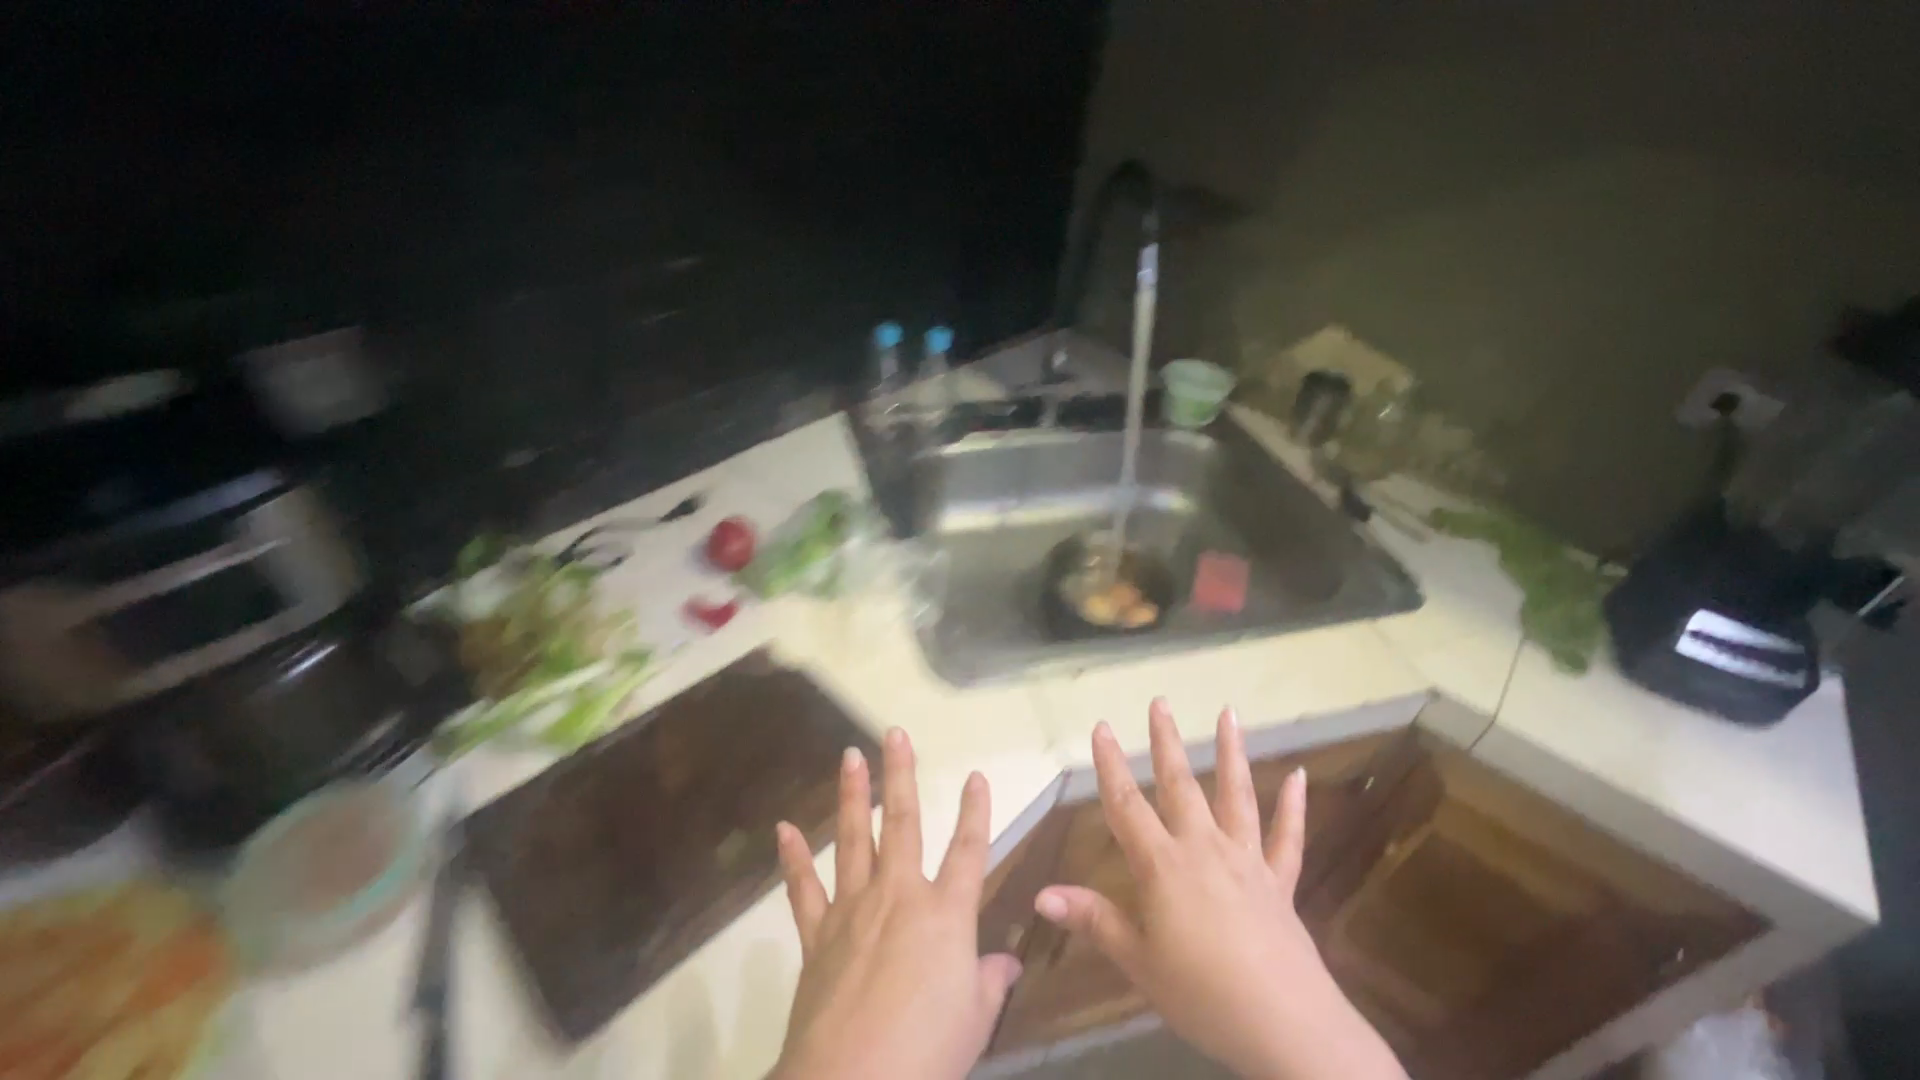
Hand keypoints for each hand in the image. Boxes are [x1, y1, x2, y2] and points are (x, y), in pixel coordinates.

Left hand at [770, 728, 1021, 1079]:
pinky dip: (794, 858)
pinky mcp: (818, 935)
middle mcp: (900, 896)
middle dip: (902, 776)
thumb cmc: (927, 1050)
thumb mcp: (976, 1019)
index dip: (976, 813)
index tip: (976, 777)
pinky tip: (785, 828)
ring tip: (850, 756)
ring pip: (854, 840)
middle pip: (904, 824)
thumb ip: (990, 981)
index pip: (970, 852)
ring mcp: (854, 910)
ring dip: (853, 796)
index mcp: (946, 914)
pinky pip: (803, 889)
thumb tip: (1007, 961)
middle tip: (894, 734)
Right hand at [1034, 700, 1405, 1079]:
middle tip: (1159, 702)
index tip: (1102, 727)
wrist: (1287, 1026)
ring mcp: (1247, 862)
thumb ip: (1095, 921)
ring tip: (1229, 713)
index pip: (1127, 806)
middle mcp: (1204, 849)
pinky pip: (1287, 838)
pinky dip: (1293, 806)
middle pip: (1180, 786)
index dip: (1110, 766)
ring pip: (1236, 796)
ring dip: (1231, 752)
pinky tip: (1298, 776)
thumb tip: (1041, 894)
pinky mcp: (1280, 883)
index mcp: (1163, 866)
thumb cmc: (1202, 995)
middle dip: (1166, 743)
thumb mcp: (1138, 962)